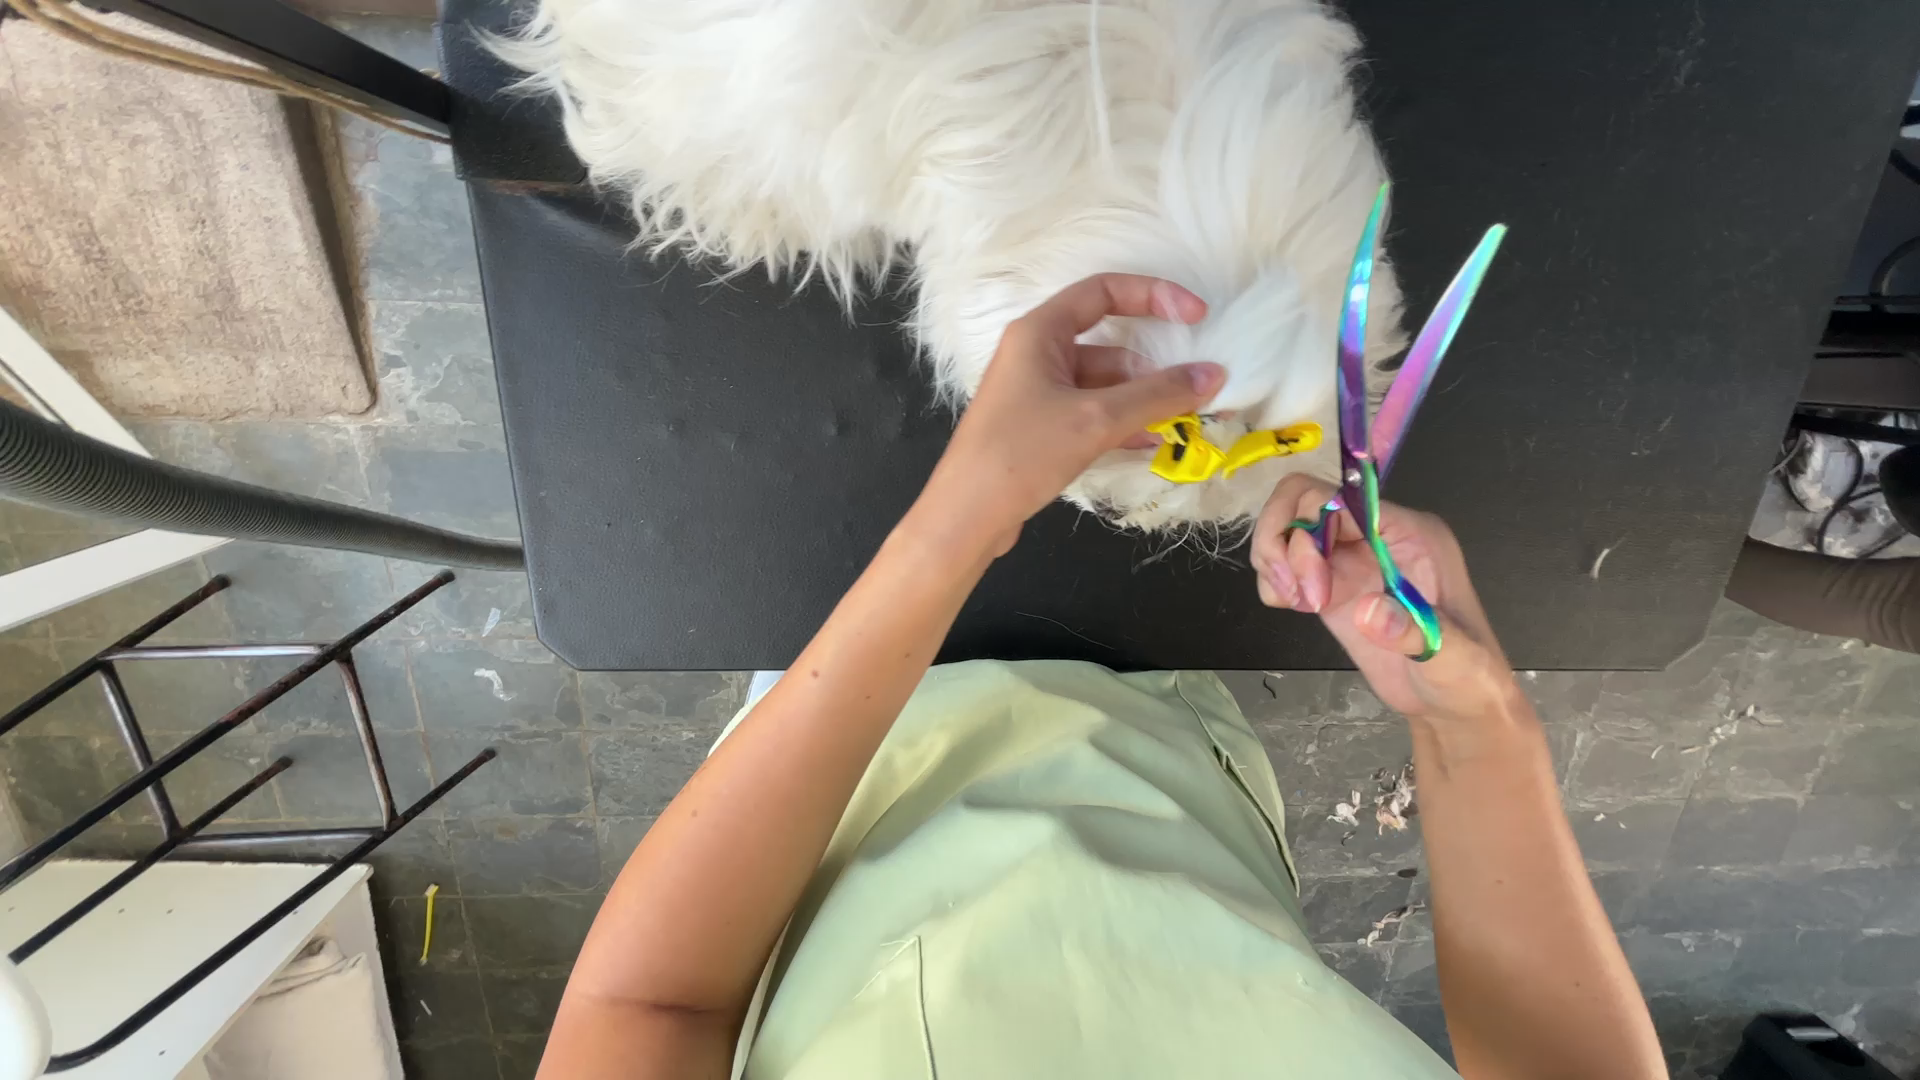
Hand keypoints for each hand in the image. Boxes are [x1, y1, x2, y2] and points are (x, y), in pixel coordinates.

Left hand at [913, 274, 1225, 555]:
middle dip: (1154, 368)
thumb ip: (1157, 395)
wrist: (966, 517)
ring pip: (1102, 386)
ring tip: (1186, 422)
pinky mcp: (1038, 430)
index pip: (1104, 291)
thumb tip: (1213, 375)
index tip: (1197, 317)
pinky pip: (1090, 416)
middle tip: (1199, 390)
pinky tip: (1154, 444)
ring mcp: (1036, 395)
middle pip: (1109, 346)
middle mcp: (1035, 355)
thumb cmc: (1021, 454)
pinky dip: (1121, 425)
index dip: (1155, 295)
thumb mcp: (1095, 420)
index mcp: (1039, 332)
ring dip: (1142, 402)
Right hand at [1251, 475, 1519, 722]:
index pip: (1338, 498)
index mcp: (1407, 533)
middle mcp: (1372, 534)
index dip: (1311, 532)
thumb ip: (1414, 633)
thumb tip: (1367, 610)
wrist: (1449, 702)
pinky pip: (1281, 559)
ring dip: (1273, 562)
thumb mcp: (1455, 661)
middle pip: (1301, 500)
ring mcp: (1347, 555)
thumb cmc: (1465, 678)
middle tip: (1295, 594)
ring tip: (1295, 604)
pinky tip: (1292, 608)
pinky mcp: (1326, 580)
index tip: (1314, 590)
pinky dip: (1272, 580)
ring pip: (1286, 525)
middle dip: (1283, 544)